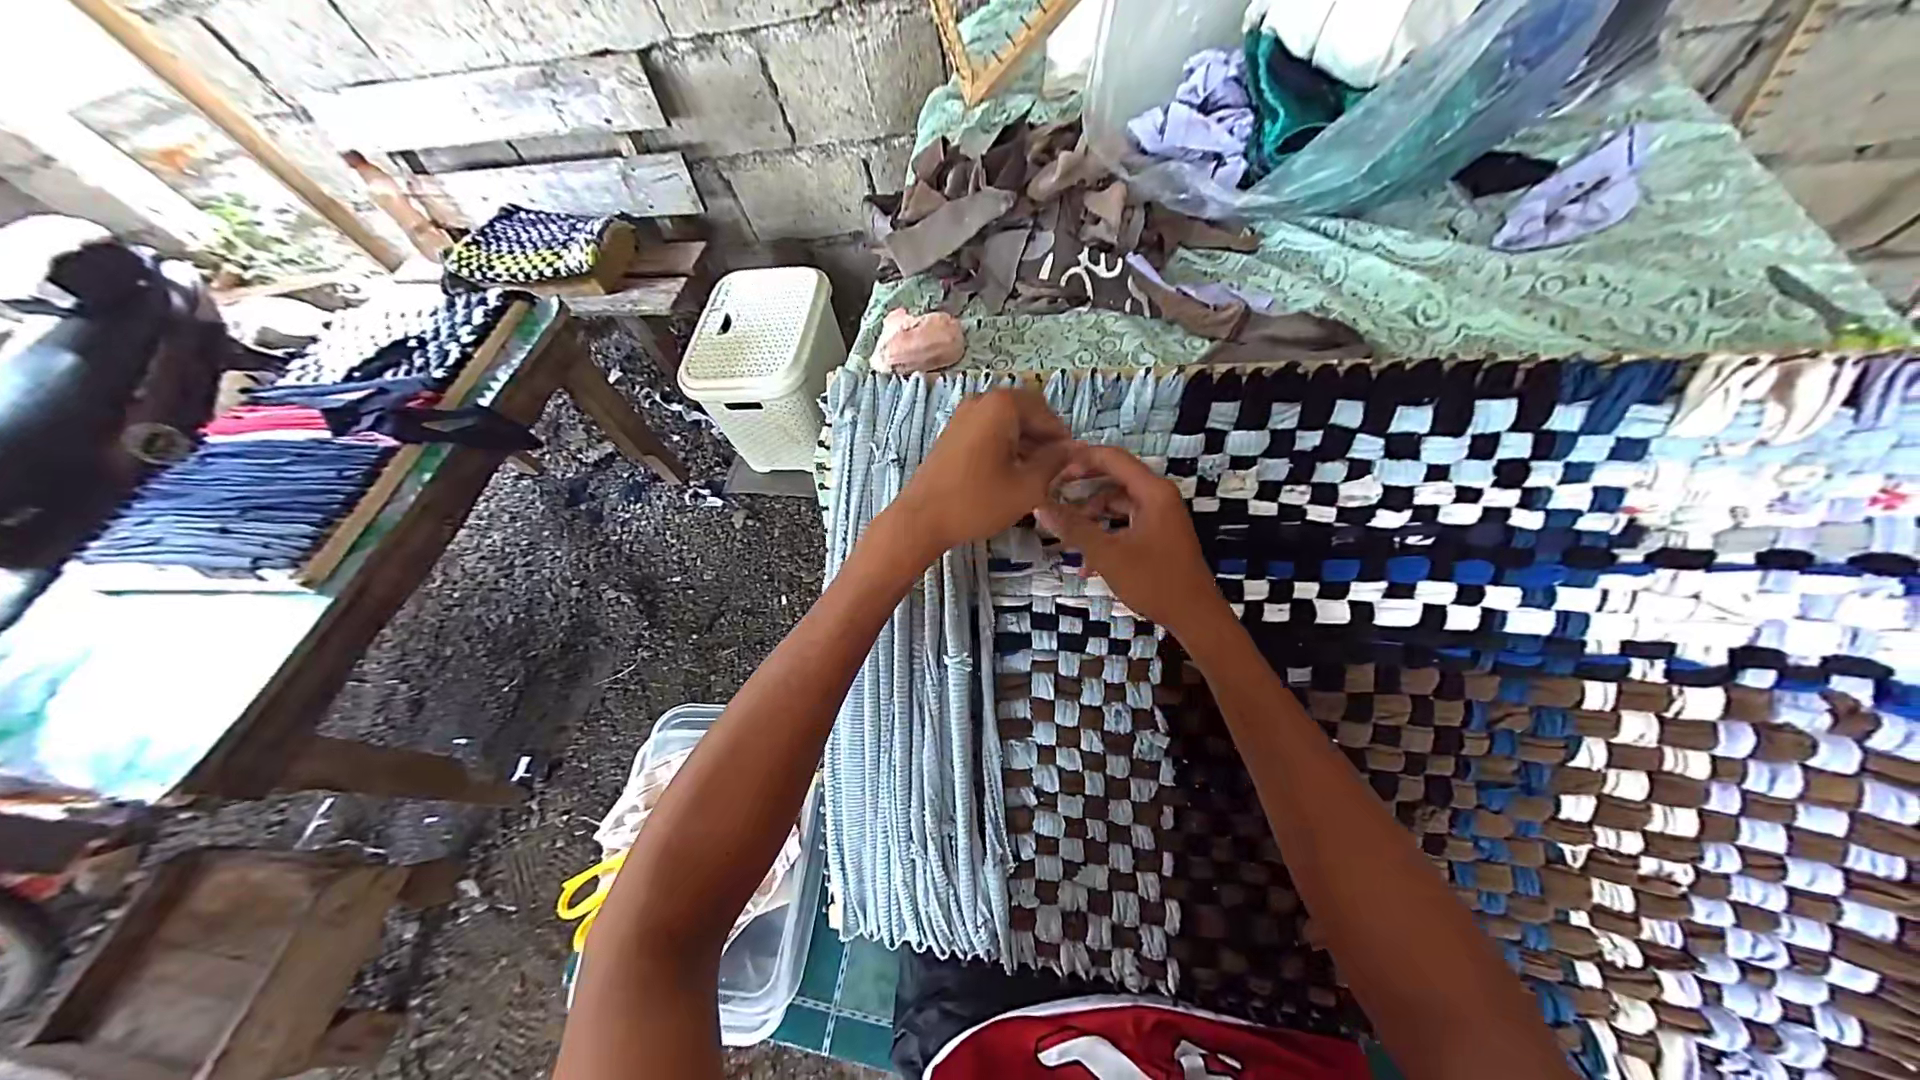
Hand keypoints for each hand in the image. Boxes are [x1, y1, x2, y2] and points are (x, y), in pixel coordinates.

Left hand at [885, 387, 1074, 558]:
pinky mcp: (953, 434)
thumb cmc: (977, 502)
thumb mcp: (1027, 486)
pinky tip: (1010, 475)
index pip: (1047, 412)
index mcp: (1002, 405)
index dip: (1063, 438)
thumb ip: (1056, 462)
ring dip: (1025, 445)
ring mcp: (963, 416)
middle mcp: (981, 401)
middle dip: (1044, 440)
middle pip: (1026, 414)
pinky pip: (989, 432)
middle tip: (1054, 471)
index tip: (1072, 463)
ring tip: (1034, 477)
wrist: (921, 519)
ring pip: (1007, 424)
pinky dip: (1005, 447)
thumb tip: (1074, 450)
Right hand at [1034, 445, 1230, 635]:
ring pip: (1116, 505)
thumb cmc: (1153, 581)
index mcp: (1152, 492)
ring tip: (1065, 538)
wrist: (1194, 616)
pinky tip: (1086, 564)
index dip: (1080, 460)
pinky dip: (1105, 535)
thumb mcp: (1107, 554)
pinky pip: (1124, 523)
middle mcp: (1158, 497)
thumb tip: (1041, 507)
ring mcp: (1160, 516)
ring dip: (1090, 519)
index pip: (1112, 458)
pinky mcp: (1158, 534)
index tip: (1052, 470)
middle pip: (1112, 480)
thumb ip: (1074, 528)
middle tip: (1051, 497)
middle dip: (1081, 490)